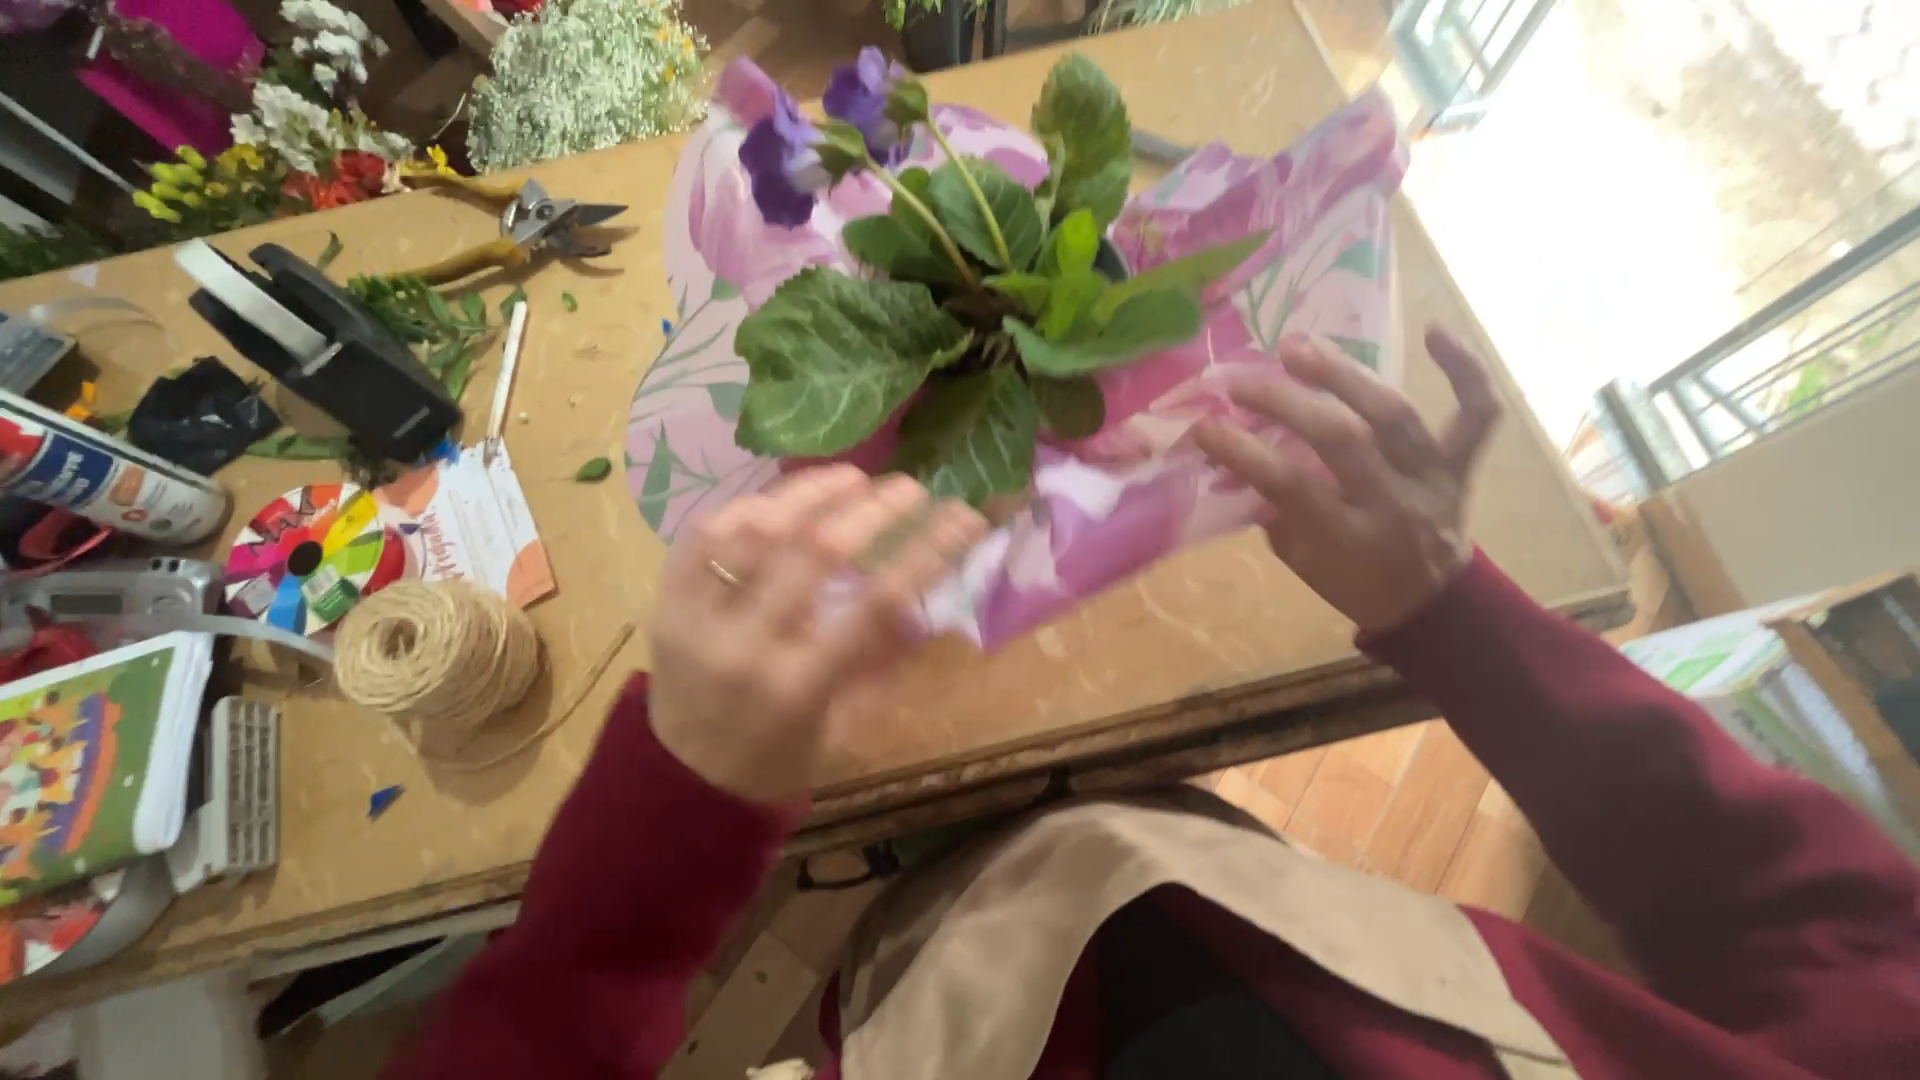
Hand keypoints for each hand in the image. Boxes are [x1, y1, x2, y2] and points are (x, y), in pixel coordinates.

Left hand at [646, 466, 986, 801]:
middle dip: (873, 509)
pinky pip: (701, 536)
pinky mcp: (665, 603)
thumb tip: (924, 605)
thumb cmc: (776, 760)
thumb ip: (881, 665)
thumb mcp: (841, 728)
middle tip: (907, 487)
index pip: (876, 604)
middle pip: (815, 553)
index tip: (962, 516)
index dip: (926, 553)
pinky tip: (781, 500)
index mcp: (799, 686)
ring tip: (847, 477)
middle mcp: (746, 645)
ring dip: (807, 493)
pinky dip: (746, 508)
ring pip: (752, 530)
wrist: (682, 782)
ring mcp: (698, 619)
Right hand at [1194, 326, 1500, 632]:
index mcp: (1349, 539)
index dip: (1243, 452)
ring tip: (1297, 347)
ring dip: (1343, 374)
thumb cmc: (1353, 582)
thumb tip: (1235, 459)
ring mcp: (1434, 478)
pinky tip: (1434, 331)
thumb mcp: (1301, 561)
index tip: (1204, 426)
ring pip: (1394, 414)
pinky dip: (1465, 369)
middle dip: (1286, 403)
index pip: (1290, 485)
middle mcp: (1394, 503)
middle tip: (1243, 382)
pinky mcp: (1463, 463)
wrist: (1433, 604)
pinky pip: (1477, 413)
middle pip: (1341, 439)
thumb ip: (1273, 509)